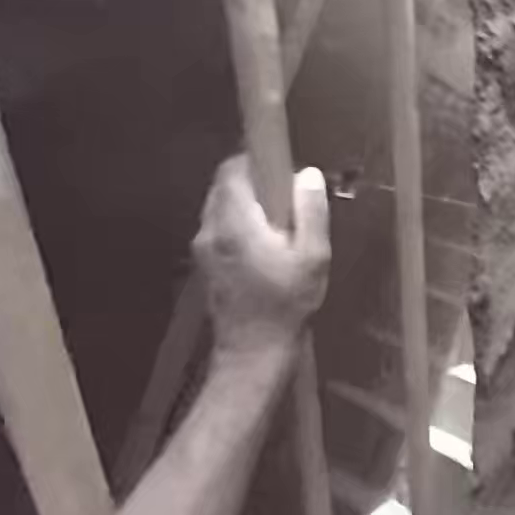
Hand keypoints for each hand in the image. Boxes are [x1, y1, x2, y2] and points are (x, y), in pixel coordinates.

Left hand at [193, 155, 330, 356]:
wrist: (252, 355)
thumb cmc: (286, 304)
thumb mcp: (312, 257)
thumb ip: (310, 211)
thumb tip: (306, 174)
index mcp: (235, 224)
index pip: (232, 170)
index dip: (255, 160)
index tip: (280, 168)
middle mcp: (210, 230)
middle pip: (224, 185)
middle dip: (253, 181)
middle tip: (285, 197)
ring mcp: (202, 248)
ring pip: (219, 205)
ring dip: (245, 202)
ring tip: (277, 222)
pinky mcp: (204, 263)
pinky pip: (218, 226)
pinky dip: (238, 221)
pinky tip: (263, 244)